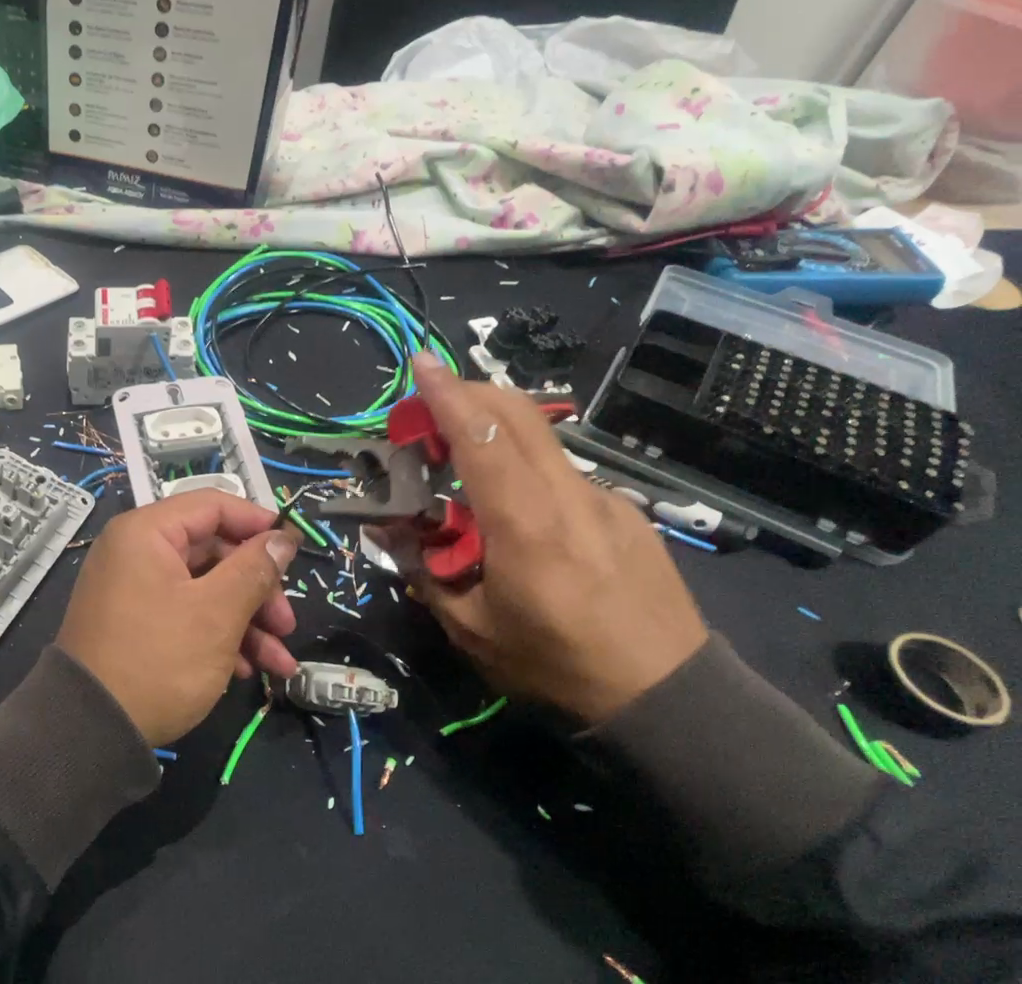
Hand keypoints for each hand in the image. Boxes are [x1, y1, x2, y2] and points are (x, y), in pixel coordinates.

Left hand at [57, 490, 299, 745]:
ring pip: (204, 588)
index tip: (296, 551)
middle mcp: (135, 551)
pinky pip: (184, 613)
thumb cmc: (159, 659)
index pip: (213, 505)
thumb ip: (254, 569)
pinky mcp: (134, 623)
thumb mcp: (216, 613)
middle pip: (213, 551)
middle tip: (287, 625)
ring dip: (247, 621)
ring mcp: (133, 589)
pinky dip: (218, 636)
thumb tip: (283, 536)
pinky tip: (246, 671)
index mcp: (147, 533)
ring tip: (280, 664)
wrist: (90, 727)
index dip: (258, 524)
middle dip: (258, 589)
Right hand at [377, 354, 708, 725]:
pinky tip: (519, 516)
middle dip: (470, 393)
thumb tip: (387, 529)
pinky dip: (527, 470)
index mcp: (524, 524)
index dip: (446, 394)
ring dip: (496, 431)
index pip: (481, 437)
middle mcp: (567, 496)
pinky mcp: (626, 512)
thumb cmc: (556, 664)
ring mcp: (604, 499)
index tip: (419, 362)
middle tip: (428, 407)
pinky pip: (563, 473)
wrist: (669, 694)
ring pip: (541, 440)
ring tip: (464, 467)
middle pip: (518, 415)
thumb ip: (425, 570)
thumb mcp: (471, 629)